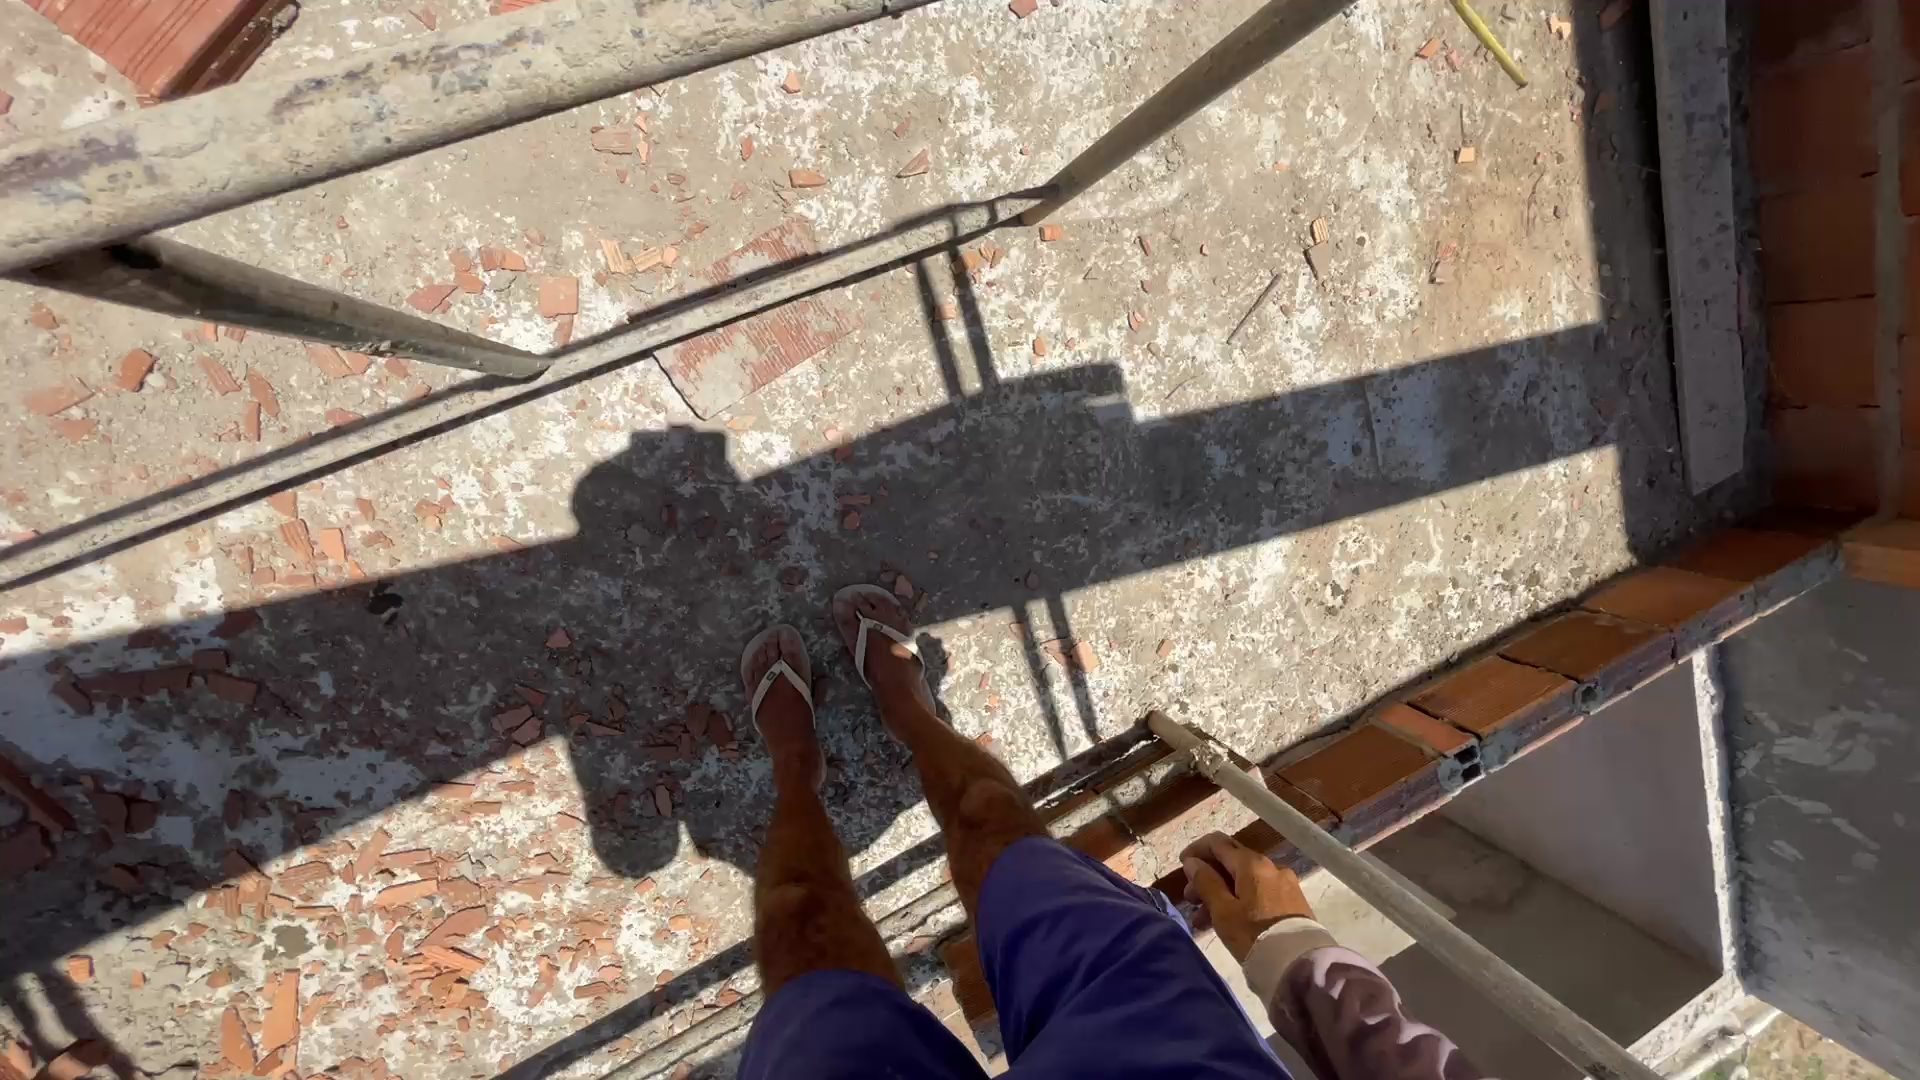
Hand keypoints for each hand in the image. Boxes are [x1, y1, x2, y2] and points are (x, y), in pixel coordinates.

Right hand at [1180, 830, 1314, 959]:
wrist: (1301, 967)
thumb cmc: (1254, 935)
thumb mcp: (1222, 911)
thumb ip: (1205, 881)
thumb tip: (1192, 862)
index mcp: (1251, 863)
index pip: (1217, 843)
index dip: (1196, 850)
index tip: (1182, 865)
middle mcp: (1270, 866)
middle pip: (1231, 863)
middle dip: (1208, 878)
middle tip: (1191, 900)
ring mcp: (1285, 884)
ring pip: (1245, 881)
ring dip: (1222, 893)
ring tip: (1205, 920)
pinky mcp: (1294, 903)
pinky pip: (1260, 893)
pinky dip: (1241, 901)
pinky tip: (1230, 922)